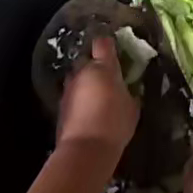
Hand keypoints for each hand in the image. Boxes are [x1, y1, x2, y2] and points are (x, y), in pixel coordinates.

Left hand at [56, 35, 138, 152]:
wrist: (85, 150)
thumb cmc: (115, 123)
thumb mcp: (132, 106)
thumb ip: (129, 92)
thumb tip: (127, 89)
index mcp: (103, 68)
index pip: (103, 43)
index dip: (109, 43)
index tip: (116, 47)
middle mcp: (82, 73)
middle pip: (86, 58)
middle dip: (95, 63)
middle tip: (108, 73)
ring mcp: (68, 89)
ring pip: (77, 76)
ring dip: (85, 80)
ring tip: (97, 91)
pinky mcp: (60, 106)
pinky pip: (72, 93)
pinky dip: (80, 96)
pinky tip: (89, 107)